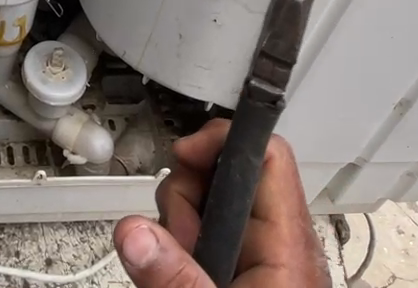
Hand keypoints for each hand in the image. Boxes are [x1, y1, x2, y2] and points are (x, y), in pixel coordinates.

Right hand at [114, 122, 328, 287]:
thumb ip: (174, 283)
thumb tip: (132, 232)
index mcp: (286, 249)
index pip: (265, 156)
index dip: (221, 143)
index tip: (182, 162)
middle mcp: (275, 246)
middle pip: (223, 174)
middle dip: (185, 199)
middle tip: (178, 245)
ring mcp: (256, 262)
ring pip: (204, 206)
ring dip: (177, 229)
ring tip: (177, 273)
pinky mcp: (237, 277)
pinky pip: (199, 239)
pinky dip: (178, 251)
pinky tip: (175, 278)